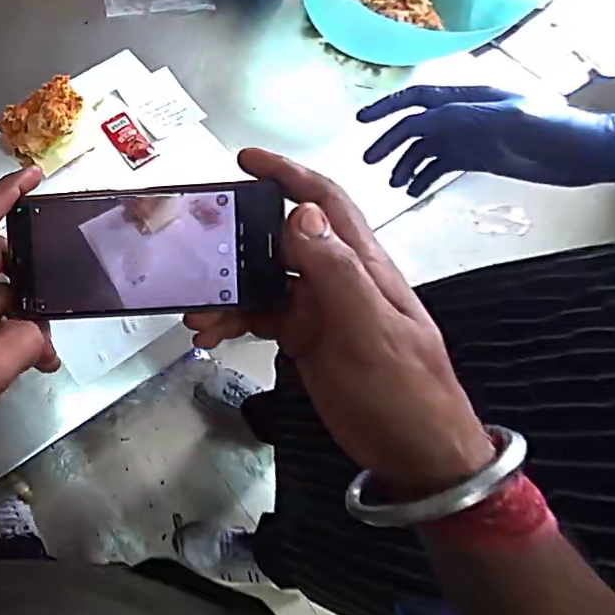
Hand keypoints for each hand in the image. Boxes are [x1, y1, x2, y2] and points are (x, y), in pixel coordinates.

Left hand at [0, 167, 59, 478]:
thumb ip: (23, 342)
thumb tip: (42, 335)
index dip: (7, 193)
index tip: (34, 174)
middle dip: (33, 265)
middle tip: (69, 274)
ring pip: (2, 297)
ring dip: (30, 313)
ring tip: (55, 339)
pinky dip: (18, 338)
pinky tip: (39, 362)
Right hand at [185, 149, 489, 493]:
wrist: (417, 454)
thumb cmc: (403, 393)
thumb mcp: (368, 332)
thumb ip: (336, 273)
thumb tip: (300, 215)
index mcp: (360, 266)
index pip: (323, 203)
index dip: (288, 175)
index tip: (247, 160)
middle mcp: (337, 278)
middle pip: (280, 240)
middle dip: (237, 240)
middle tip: (198, 246)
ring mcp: (319, 308)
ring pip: (262, 282)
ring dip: (227, 292)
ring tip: (197, 314)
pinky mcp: (304, 335)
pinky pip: (260, 315)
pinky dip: (233, 320)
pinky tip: (213, 334)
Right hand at [358, 85, 614, 193]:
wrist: (592, 155)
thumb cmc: (556, 130)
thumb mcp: (509, 119)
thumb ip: (463, 116)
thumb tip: (420, 120)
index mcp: (470, 99)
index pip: (418, 99)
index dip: (388, 108)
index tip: (362, 122)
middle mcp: (463, 116)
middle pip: (414, 126)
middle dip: (389, 142)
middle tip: (370, 161)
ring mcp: (468, 138)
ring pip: (423, 149)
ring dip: (405, 165)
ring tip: (396, 183)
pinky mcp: (475, 157)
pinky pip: (438, 166)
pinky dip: (422, 178)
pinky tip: (415, 191)